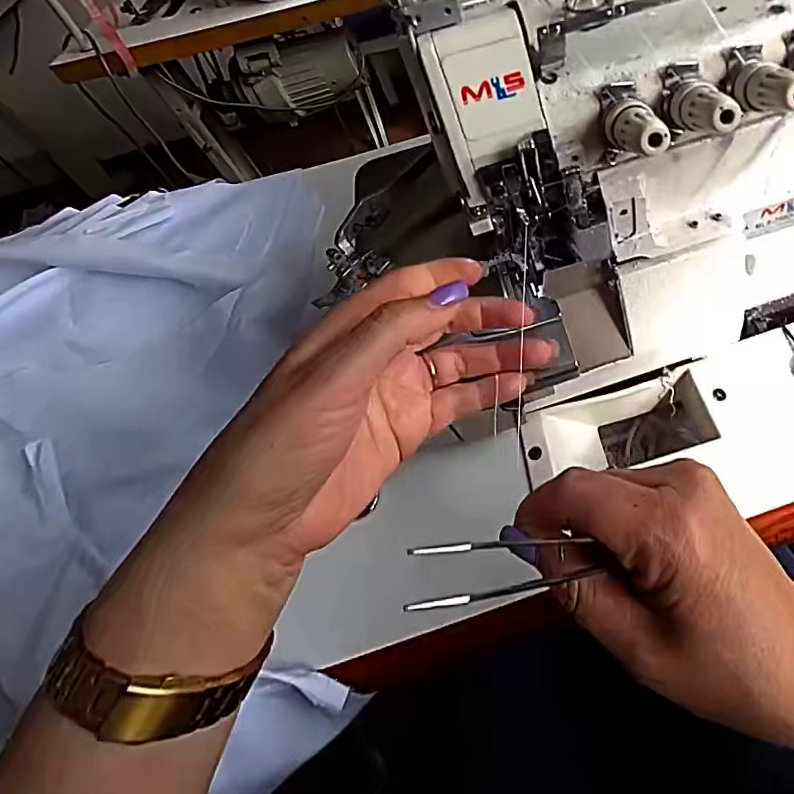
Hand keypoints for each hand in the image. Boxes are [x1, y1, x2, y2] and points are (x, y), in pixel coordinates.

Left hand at [187, 256, 556, 560]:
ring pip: (457, 362)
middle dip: (485, 317)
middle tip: (523, 317)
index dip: (443, 276)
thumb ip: (390, 331)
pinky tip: (511, 384)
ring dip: (497, 356)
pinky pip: (456, 400)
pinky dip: (487, 391)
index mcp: (350, 334)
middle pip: (441, 324)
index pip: (405, 291)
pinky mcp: (406, 428)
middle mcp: (375, 358)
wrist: (260, 522)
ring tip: (533, 351)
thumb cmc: (271, 448)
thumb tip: (439, 297)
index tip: (477, 270)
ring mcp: (393, 393)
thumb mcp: (332, 376)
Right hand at [513, 460, 793, 745]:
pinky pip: (635, 488)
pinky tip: (641, 562)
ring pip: (610, 485)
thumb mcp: (637, 646)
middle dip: (568, 527)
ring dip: (596, 525)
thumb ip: (577, 589)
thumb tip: (540, 549)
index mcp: (669, 526)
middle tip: (574, 582)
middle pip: (590, 485)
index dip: (537, 515)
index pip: (574, 491)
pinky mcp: (699, 485)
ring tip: (622, 581)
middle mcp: (686, 487)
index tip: (524, 543)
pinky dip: (621, 519)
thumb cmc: (741, 662)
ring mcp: (696, 480)